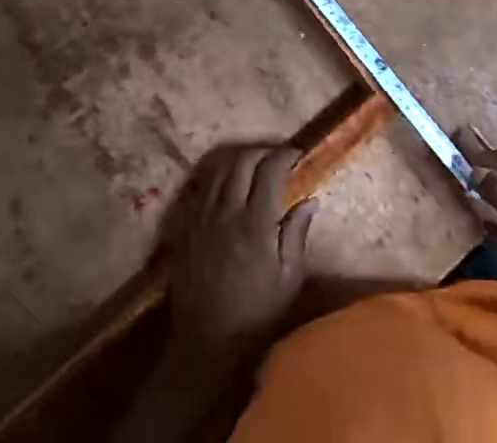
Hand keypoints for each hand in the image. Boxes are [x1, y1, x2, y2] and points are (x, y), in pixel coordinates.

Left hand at [166, 146, 316, 369]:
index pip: (270, 169)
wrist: (203, 345)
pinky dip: (219, 178)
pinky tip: (230, 189)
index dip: (285, 155)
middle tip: (278, 159)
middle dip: (263, 151)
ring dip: (240, 161)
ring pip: (219, 170)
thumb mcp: (288, 279)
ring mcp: (202, 219)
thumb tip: (310, 201)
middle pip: (242, 161)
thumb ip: (297, 234)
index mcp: (255, 222)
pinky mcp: (186, 229)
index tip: (298, 155)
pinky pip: (202, 189)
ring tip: (255, 169)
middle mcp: (226, 212)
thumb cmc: (255, 315)